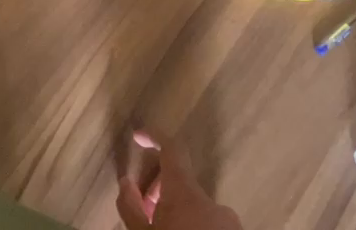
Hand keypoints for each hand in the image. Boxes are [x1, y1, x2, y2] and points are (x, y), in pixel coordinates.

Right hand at [115, 129, 241, 229]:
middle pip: (182, 184)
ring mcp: (230, 223)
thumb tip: (126, 183)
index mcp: (186, 193)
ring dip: (178, 214)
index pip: (172, 148)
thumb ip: (131, 207)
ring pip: (197, 208)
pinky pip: (212, 225)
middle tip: (144, 211)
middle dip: (160, 191)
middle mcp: (212, 202)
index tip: (137, 136)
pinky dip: (195, 227)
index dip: (153, 135)